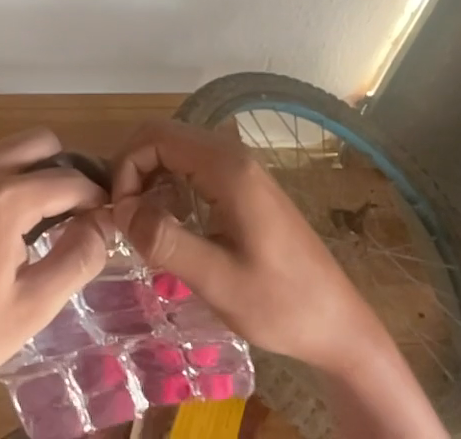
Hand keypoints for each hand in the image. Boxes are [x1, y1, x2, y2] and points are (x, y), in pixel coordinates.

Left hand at [0, 128, 109, 438]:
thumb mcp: (33, 306)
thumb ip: (79, 256)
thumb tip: (103, 221)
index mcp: (4, 199)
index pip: (69, 180)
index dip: (95, 198)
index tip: (104, 220)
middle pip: (37, 142)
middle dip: (61, 170)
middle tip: (68, 215)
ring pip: (1, 151)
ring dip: (25, 174)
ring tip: (30, 226)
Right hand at [109, 119, 375, 370]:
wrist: (338, 324)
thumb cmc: (281, 305)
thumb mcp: (217, 280)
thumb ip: (165, 241)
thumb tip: (121, 210)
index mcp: (228, 169)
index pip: (156, 137)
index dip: (126, 168)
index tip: (122, 216)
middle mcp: (234, 156)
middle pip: (163, 136)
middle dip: (133, 170)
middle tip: (126, 221)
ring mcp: (242, 169)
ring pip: (177, 151)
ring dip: (149, 178)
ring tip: (144, 227)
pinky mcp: (245, 187)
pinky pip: (193, 168)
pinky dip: (170, 186)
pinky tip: (171, 225)